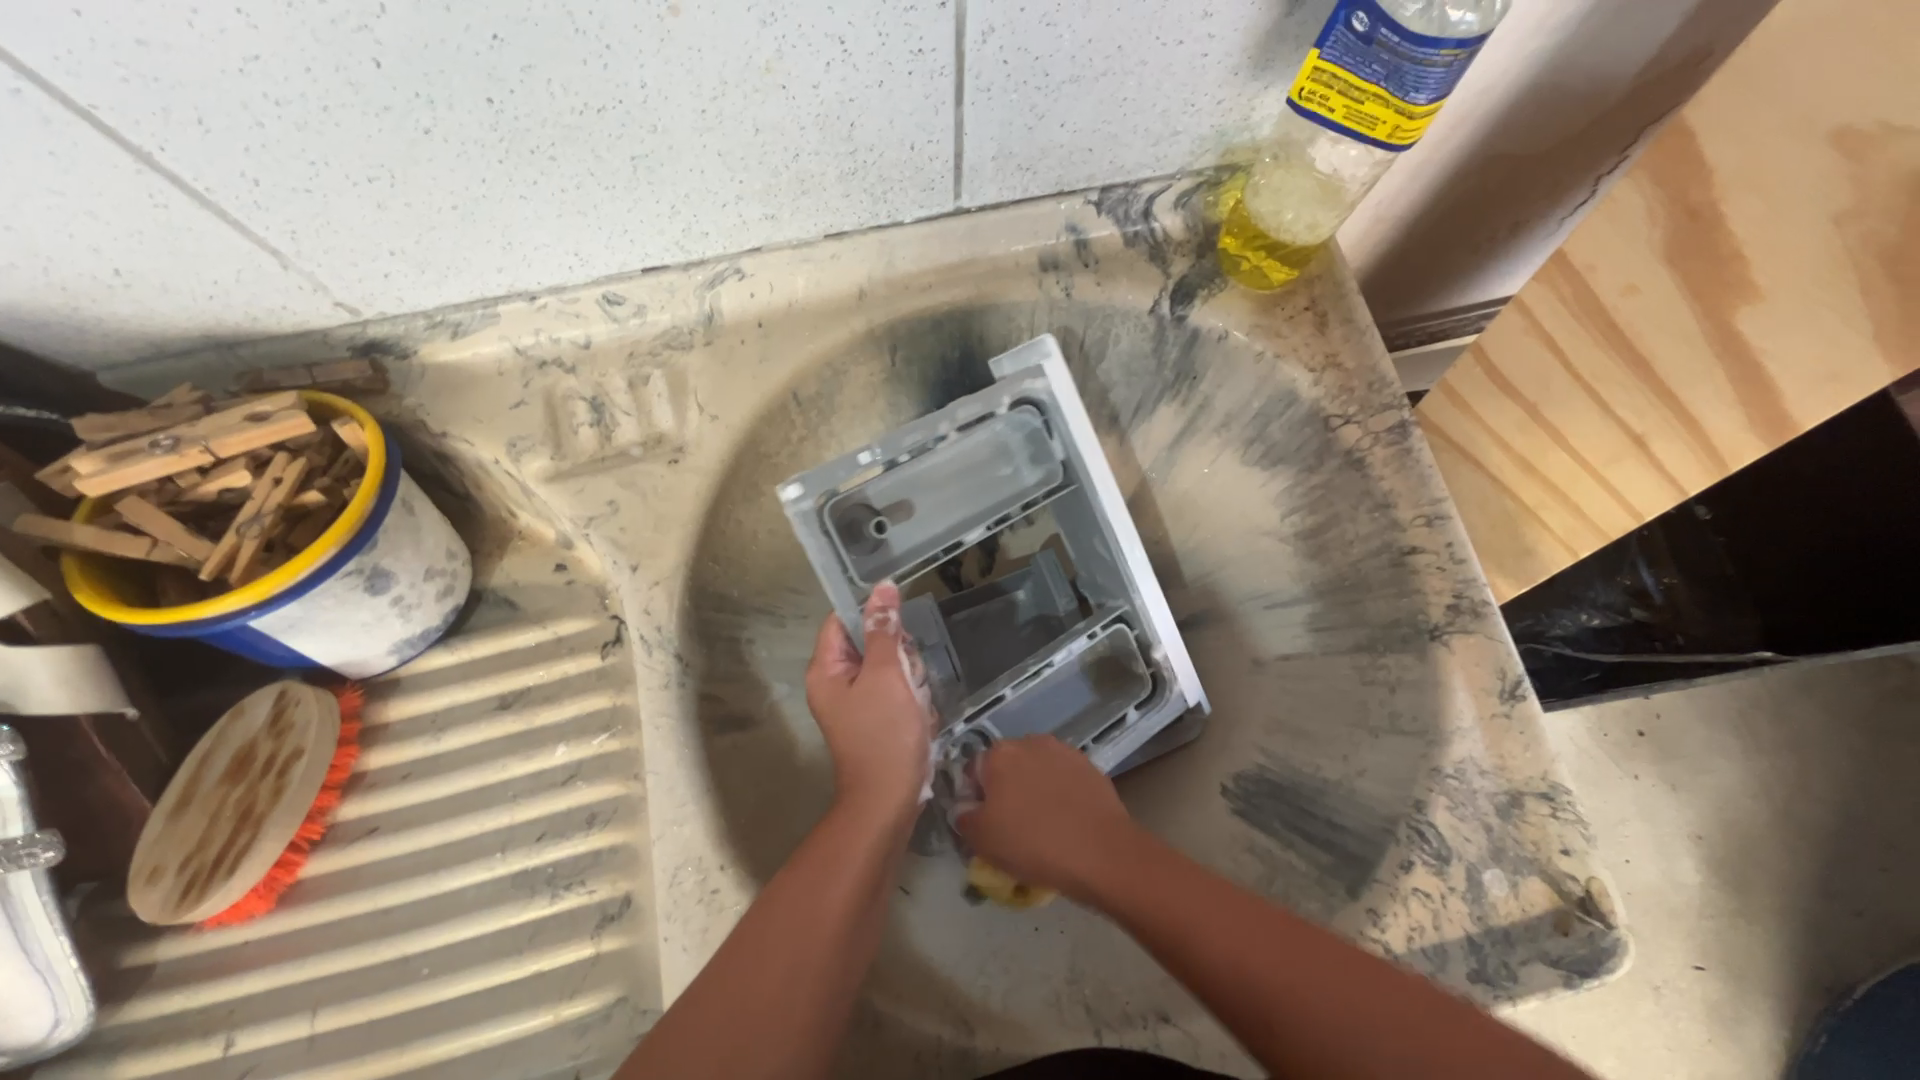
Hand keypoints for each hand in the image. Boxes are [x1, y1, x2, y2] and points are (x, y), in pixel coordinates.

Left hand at [804, 581, 934, 824]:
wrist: (889, 799)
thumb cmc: (884, 734)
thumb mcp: (887, 675)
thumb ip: (885, 630)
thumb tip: (882, 586)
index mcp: (827, 669)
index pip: (843, 619)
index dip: (872, 614)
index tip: (901, 624)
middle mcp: (836, 683)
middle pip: (871, 643)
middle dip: (899, 655)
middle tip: (908, 676)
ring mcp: (857, 703)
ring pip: (891, 668)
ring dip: (911, 680)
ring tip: (916, 702)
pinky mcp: (877, 719)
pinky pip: (898, 693)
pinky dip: (913, 701)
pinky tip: (919, 718)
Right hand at [956, 736, 1144, 902]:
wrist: (1101, 852)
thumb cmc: (1032, 843)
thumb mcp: (981, 839)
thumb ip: (964, 818)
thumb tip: (966, 809)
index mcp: (999, 754)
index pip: (973, 772)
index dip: (974, 800)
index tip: (984, 826)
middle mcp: (1031, 743)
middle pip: (1008, 767)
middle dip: (1006, 791)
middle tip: (1012, 827)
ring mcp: (1065, 753)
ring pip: (1038, 772)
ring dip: (1035, 791)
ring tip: (1042, 826)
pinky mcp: (1091, 768)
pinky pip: (1065, 781)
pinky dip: (1062, 796)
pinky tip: (1067, 823)